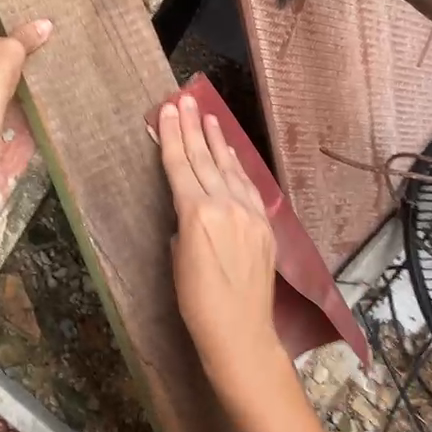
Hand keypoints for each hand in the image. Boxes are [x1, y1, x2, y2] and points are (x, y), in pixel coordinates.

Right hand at [157, 95, 281, 388]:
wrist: (240, 332)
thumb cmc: (196, 301)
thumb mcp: (177, 255)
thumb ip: (184, 222)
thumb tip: (190, 206)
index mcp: (197, 214)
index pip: (181, 165)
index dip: (172, 136)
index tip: (167, 110)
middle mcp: (225, 206)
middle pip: (204, 159)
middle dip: (192, 127)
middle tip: (183, 99)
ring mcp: (249, 214)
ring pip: (228, 168)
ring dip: (216, 140)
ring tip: (207, 115)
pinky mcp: (264, 225)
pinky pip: (247, 185)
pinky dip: (236, 165)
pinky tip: (230, 152)